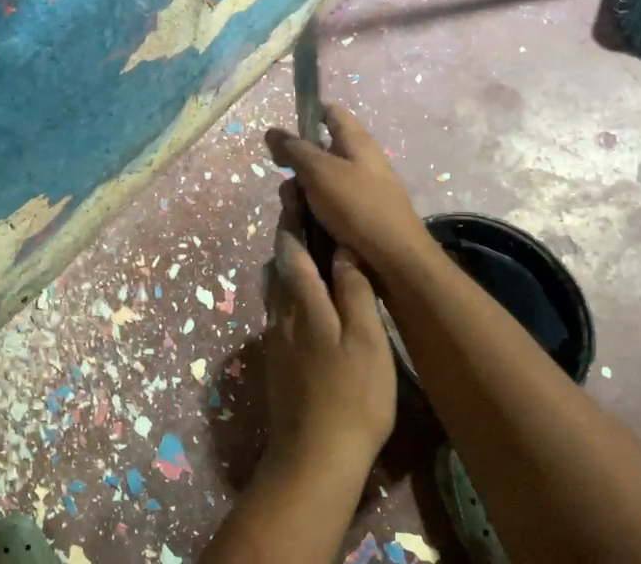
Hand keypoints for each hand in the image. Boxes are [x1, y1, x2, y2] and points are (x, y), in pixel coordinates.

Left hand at [262, 186, 397, 476]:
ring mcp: (275, 336)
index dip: (292, 214)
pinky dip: (290, 289)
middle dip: (287, 231)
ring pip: (276, 285)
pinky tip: (304, 298)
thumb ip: (353, 291)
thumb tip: (343, 248)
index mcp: (302, 300)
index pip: (292, 245)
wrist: (314, 456)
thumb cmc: (351, 396)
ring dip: (286, 260)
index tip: (292, 186)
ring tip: (302, 244)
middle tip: (296, 206)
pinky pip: (280, 308)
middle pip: (280, 262)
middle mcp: (280, 311)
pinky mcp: (277, 358)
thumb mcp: (366, 340)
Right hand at [264, 102, 432, 273]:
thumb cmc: (358, 206)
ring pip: (320, 181)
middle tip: (286, 184)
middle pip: (320, 150)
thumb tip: (271, 131)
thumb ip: (293, 150)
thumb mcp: (319, 172)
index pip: (331, 112)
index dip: (307, 115)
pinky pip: (329, 204)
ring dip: (302, 192)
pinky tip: (307, 224)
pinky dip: (315, 210)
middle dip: (296, 165)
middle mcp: (362, 160)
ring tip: (294, 211)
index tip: (283, 135)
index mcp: (357, 141)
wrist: (396, 258)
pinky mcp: (360, 215)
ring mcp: (363, 189)